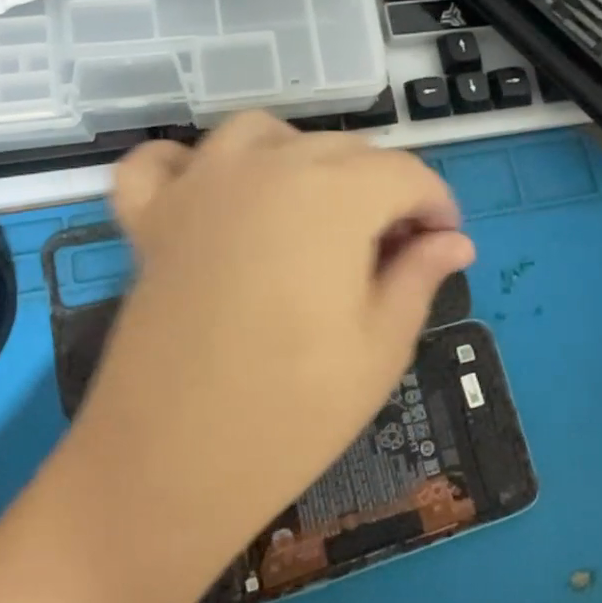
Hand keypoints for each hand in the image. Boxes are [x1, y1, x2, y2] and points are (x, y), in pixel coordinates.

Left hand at [90, 113, 474, 574]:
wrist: (169, 467)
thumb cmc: (294, 412)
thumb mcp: (381, 346)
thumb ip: (419, 276)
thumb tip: (453, 241)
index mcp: (332, 194)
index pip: (404, 173)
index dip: (436, 206)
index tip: (444, 247)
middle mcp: (265, 166)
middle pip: (341, 149)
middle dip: (380, 189)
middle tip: (392, 254)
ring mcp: (197, 185)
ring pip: (261, 135)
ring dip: (299, 159)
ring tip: (316, 215)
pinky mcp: (148, 218)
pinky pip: (164, 162)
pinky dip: (192, 165)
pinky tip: (215, 199)